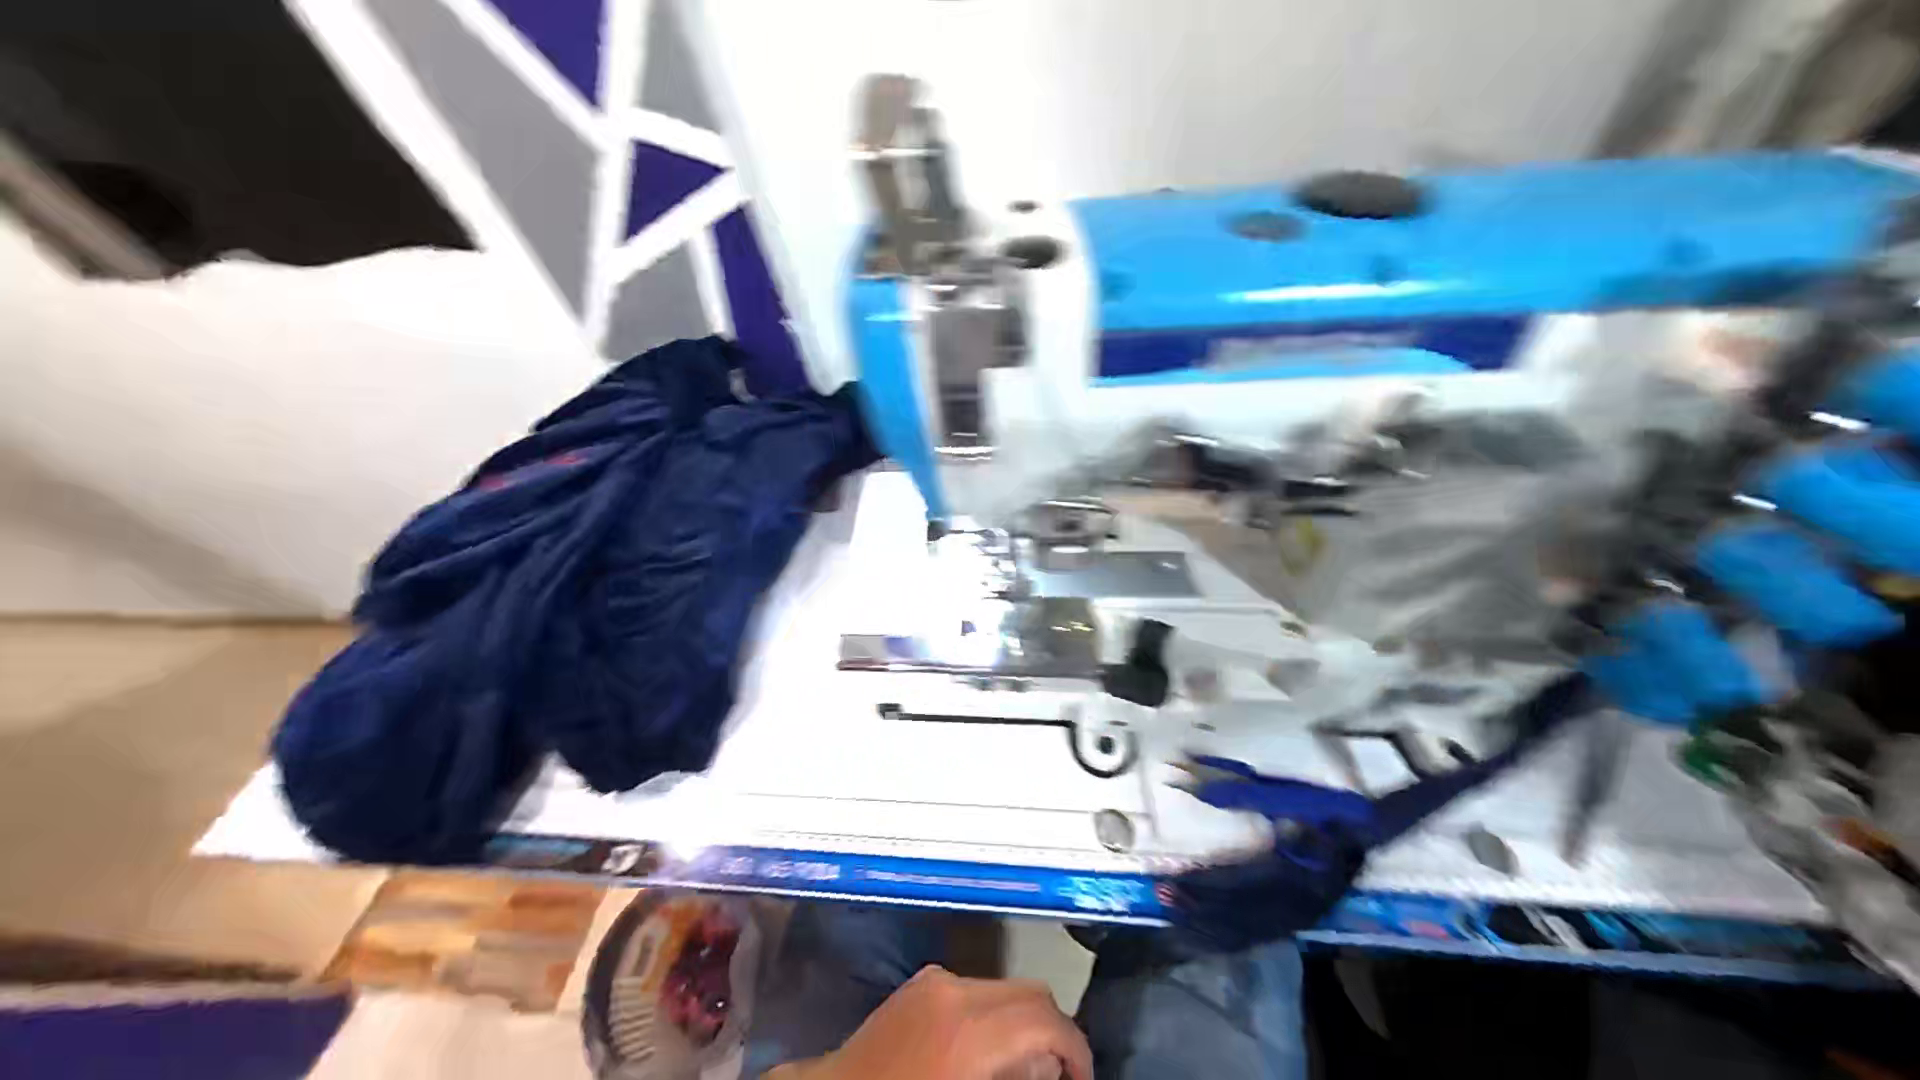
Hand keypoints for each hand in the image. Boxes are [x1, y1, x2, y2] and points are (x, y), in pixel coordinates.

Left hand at [771, 965, 1091, 1079]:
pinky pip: (976, 990)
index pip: (1045, 1018)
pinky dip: (993, 1017)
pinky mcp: (920, 983)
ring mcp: (934, 980)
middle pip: (1031, 993)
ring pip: (1005, 989)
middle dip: (1053, 1034)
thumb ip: (1020, 1079)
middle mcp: (955, 989)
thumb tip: (1051, 1069)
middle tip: (1056, 1079)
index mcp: (968, 1028)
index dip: (1076, 1050)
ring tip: (1019, 1072)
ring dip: (1022, 1025)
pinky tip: (983, 1056)